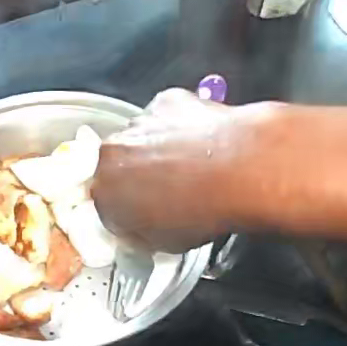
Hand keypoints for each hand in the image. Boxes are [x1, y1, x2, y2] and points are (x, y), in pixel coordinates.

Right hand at [93, 88, 263, 251]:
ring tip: (193, 166)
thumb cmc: (205, 207)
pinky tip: (203, 140)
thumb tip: (147, 229)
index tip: (144, 213)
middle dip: (137, 175)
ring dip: (158, 148)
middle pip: (117, 166)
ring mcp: (138, 125)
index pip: (107, 202)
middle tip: (169, 190)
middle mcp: (111, 154)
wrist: (243, 170)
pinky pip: (166, 115)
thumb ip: (143, 232)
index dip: (126, 209)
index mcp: (104, 191)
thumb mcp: (166, 242)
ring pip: (141, 138)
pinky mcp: (166, 103)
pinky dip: (180, 125)